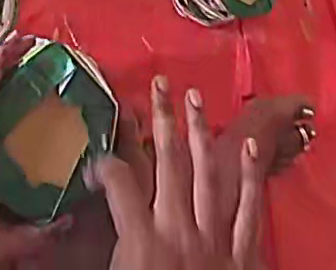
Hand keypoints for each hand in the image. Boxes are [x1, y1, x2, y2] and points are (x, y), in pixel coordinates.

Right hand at [92, 78, 270, 269]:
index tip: (97, 157)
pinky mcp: (241, 258)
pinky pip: (248, 211)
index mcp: (141, 240)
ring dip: (200, 132)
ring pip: (207, 173)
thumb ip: (110, 249)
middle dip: (162, 119)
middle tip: (160, 82)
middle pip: (167, 161)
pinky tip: (249, 147)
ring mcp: (213, 240)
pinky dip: (250, 178)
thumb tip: (84, 232)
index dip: (105, 164)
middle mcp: (177, 229)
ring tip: (196, 97)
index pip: (118, 182)